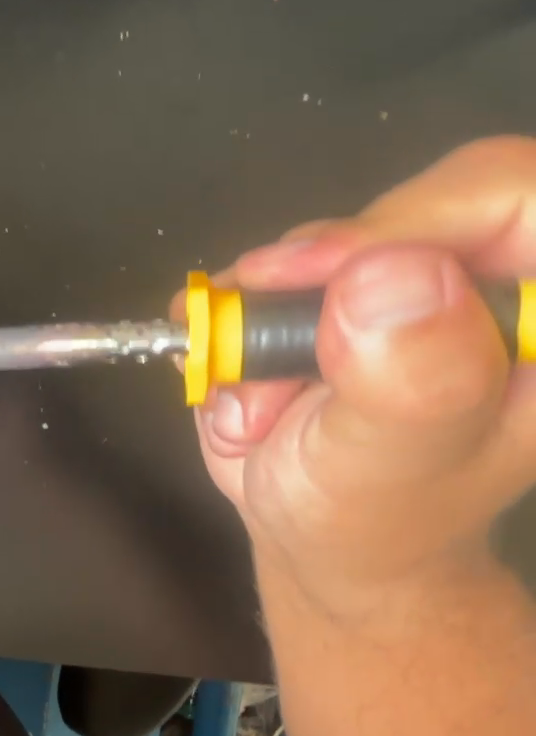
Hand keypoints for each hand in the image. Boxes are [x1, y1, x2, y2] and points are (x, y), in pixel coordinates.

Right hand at [188, 137, 535, 612]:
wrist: (320, 537)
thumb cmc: (372, 517)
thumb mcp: (392, 461)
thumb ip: (409, 378)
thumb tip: (385, 275)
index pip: (515, 198)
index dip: (410, 218)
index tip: (309, 271)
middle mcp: (501, 287)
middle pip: (415, 207)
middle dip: (314, 267)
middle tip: (248, 312)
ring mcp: (421, 288)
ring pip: (330, 241)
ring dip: (260, 306)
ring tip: (241, 376)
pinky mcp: (346, 296)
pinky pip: (278, 270)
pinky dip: (233, 312)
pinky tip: (227, 361)